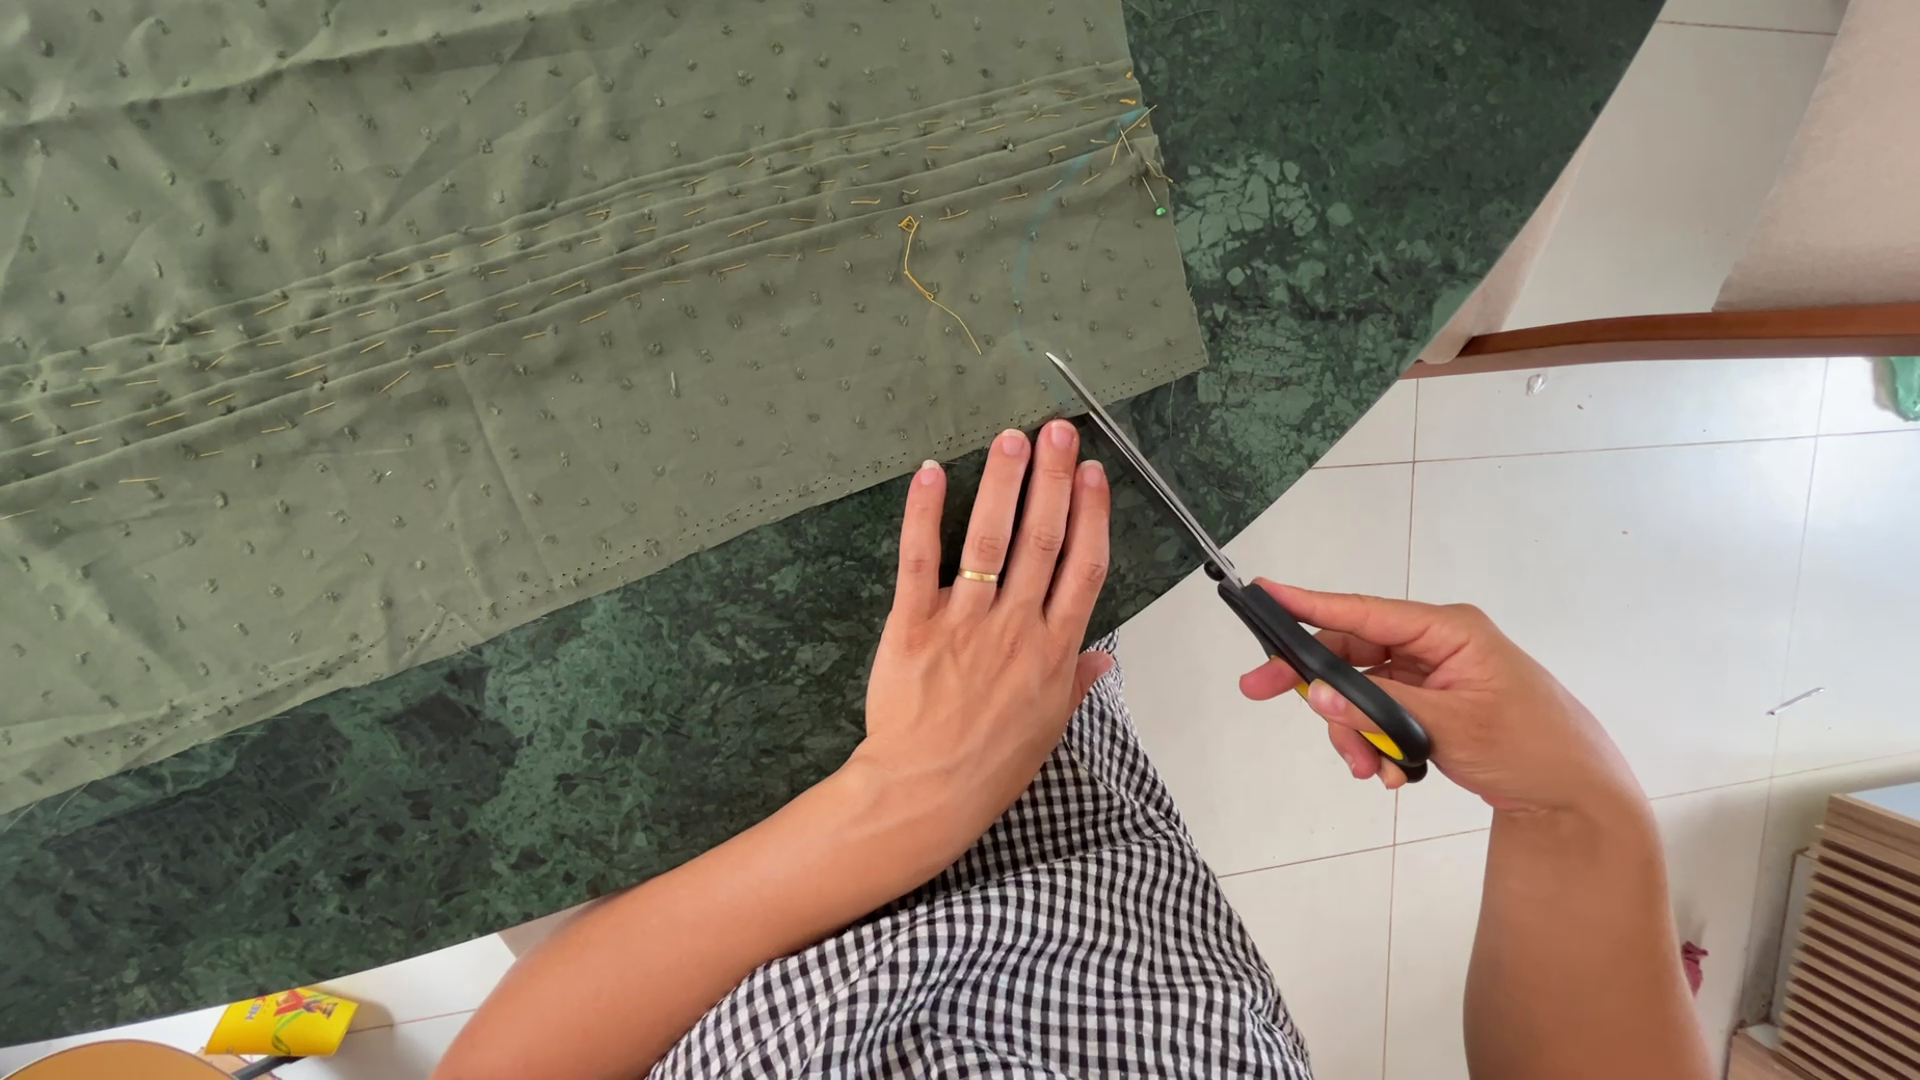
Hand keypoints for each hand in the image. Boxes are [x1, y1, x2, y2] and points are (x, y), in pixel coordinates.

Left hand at [850, 420, 1112, 861]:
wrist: (925, 793)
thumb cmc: (990, 766)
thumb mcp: (1049, 730)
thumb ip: (1077, 684)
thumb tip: (1106, 655)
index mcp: (1055, 650)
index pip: (1084, 567)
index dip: (1092, 514)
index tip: (1093, 474)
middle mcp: (1017, 626)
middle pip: (1043, 539)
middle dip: (1053, 479)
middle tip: (1058, 430)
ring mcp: (966, 622)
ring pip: (991, 539)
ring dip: (1004, 484)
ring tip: (1013, 439)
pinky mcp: (915, 624)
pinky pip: (921, 560)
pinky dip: (924, 514)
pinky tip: (931, 473)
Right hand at [1238, 583, 1641, 815]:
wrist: (1577, 802)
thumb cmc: (1535, 750)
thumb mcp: (1452, 726)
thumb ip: (1378, 708)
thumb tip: (1319, 695)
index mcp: (1447, 630)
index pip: (1362, 610)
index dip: (1307, 602)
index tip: (1264, 593)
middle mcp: (1431, 645)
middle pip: (1349, 652)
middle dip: (1319, 686)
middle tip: (1261, 690)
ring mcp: (1425, 675)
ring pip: (1357, 688)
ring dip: (1351, 728)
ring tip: (1367, 767)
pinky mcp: (1424, 703)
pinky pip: (1375, 713)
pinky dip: (1370, 741)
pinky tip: (1387, 771)